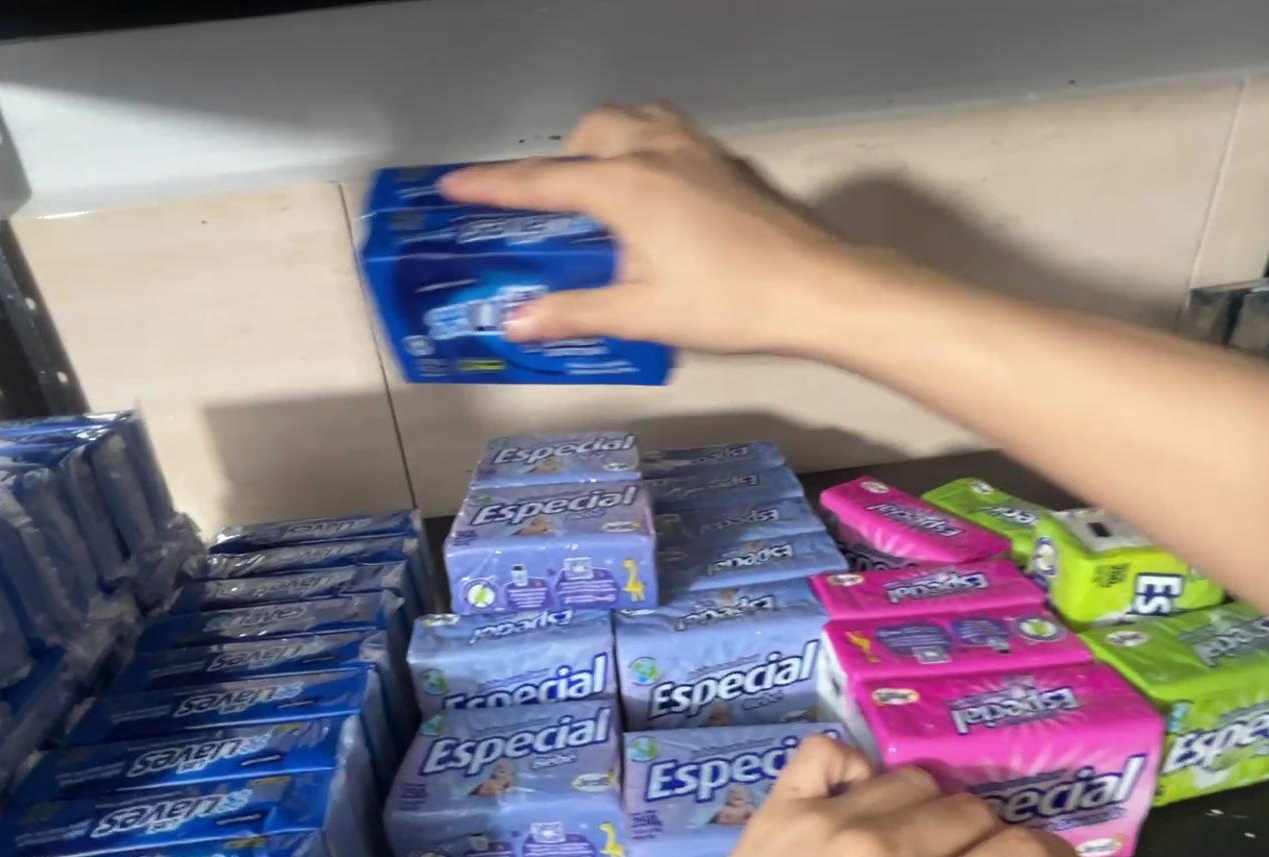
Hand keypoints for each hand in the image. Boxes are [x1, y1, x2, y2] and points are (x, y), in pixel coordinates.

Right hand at [438, 103, 881, 355]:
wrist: (816, 289)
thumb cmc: (727, 303)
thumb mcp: (642, 314)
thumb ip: (575, 312)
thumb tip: (516, 324)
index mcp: (628, 187)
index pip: (544, 183)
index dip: (493, 186)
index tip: (452, 185)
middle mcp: (658, 151)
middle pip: (592, 134)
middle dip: (562, 163)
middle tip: (558, 210)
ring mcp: (699, 150)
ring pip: (636, 120)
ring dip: (607, 145)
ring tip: (604, 193)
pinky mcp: (728, 163)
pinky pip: (671, 134)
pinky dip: (646, 150)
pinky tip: (658, 197)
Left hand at [581, 737, 1082, 856]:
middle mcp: (886, 856)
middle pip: (970, 813)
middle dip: (995, 838)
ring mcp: (826, 822)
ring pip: (911, 781)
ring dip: (934, 805)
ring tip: (923, 838)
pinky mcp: (777, 809)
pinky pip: (825, 753)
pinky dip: (853, 764)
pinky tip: (858, 796)